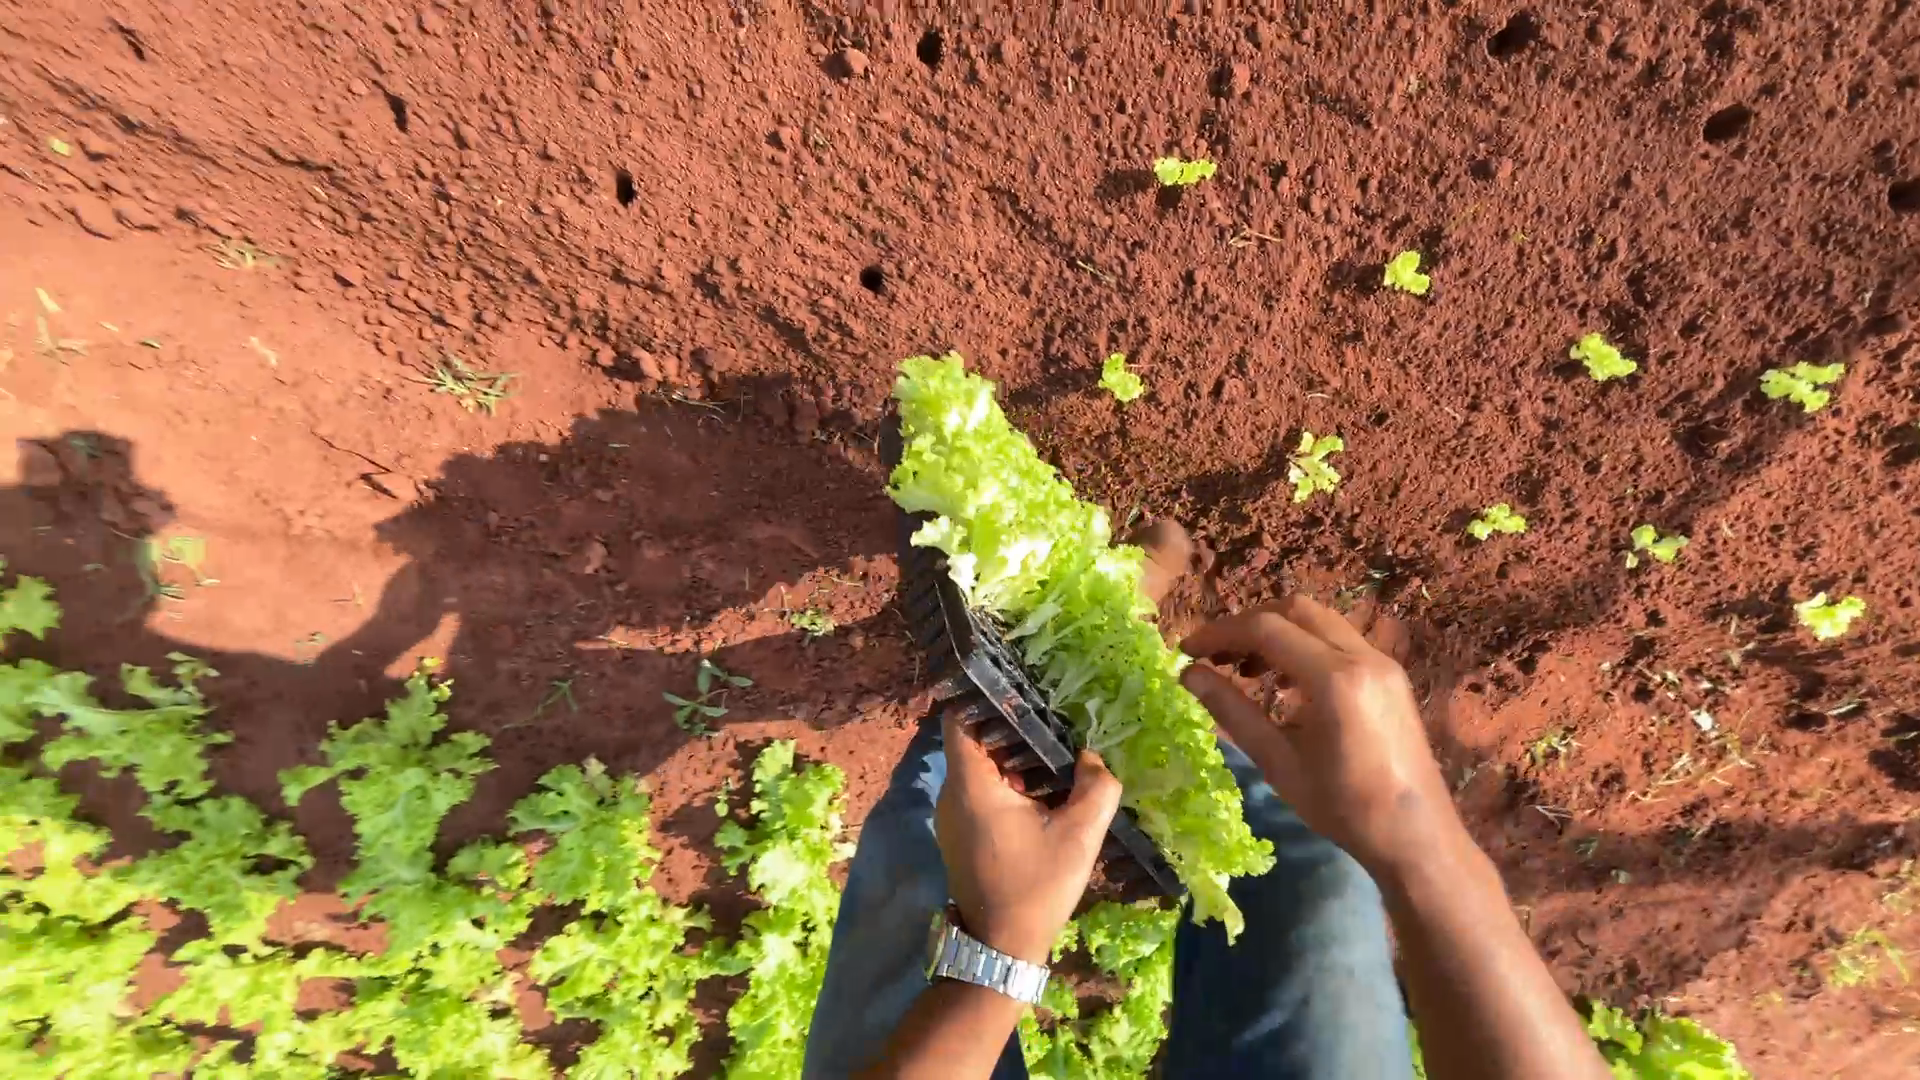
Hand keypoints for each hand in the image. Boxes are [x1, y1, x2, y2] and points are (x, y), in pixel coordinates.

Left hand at [934, 709, 1121, 963]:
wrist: (1000, 948)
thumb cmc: (1036, 888)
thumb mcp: (1078, 838)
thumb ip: (1096, 789)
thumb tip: (1092, 758)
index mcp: (970, 784)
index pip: (958, 719)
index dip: (981, 698)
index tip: (1015, 691)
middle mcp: (951, 793)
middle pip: (971, 741)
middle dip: (1007, 729)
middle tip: (1047, 720)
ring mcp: (949, 815)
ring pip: (975, 767)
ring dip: (1008, 758)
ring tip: (1048, 752)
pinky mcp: (956, 832)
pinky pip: (975, 790)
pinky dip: (1002, 782)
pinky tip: (1035, 790)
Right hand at [1178, 595, 1460, 877]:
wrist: (1418, 839)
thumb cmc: (1343, 806)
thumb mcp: (1277, 761)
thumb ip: (1232, 709)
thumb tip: (1188, 674)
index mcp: (1334, 679)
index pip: (1264, 629)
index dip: (1218, 633)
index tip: (1187, 651)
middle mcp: (1362, 657)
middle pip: (1292, 610)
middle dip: (1246, 623)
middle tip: (1214, 653)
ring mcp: (1381, 662)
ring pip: (1316, 619)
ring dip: (1274, 630)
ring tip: (1242, 666)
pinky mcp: (1388, 674)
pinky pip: (1336, 638)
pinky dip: (1301, 643)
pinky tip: (1282, 680)